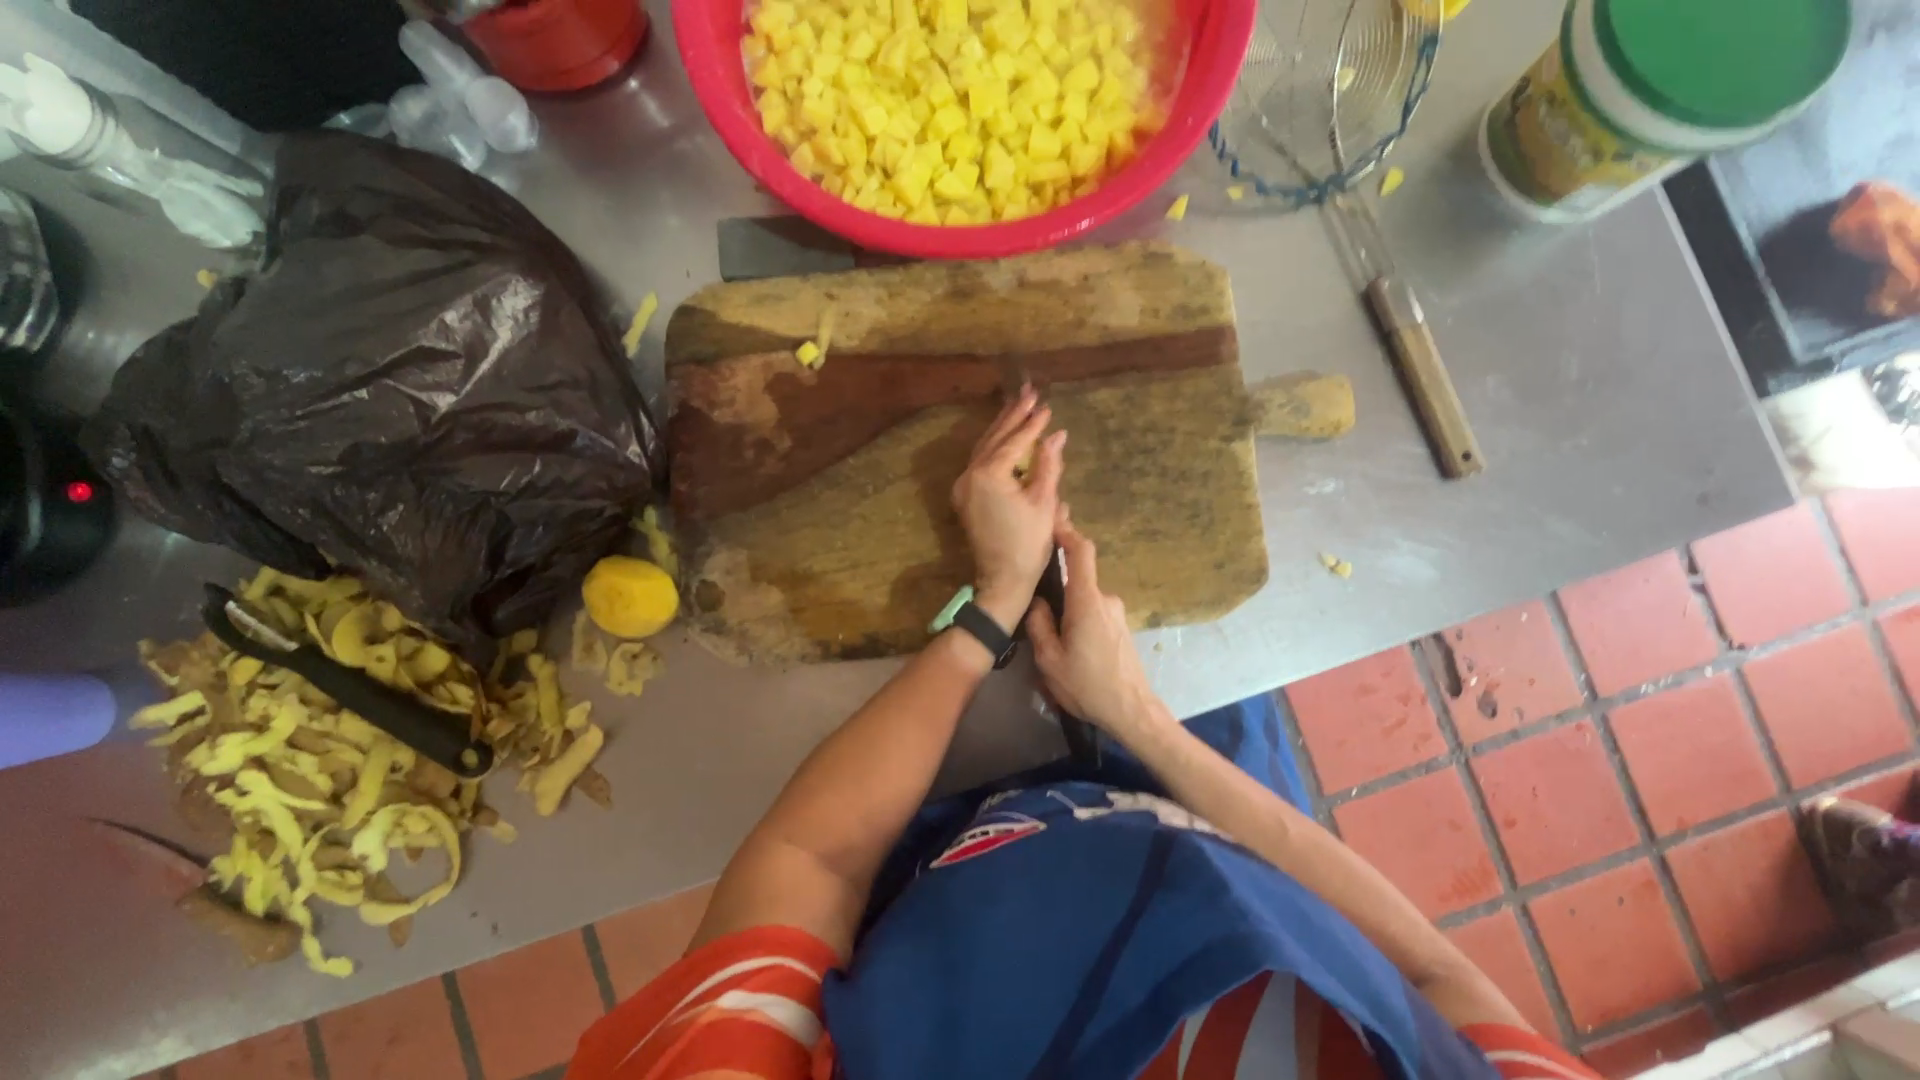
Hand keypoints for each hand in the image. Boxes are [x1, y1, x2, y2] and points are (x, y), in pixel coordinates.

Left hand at [950, 384, 1067, 631]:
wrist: (1003, 580)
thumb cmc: (1028, 544)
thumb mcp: (1044, 502)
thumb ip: (1048, 464)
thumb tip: (1056, 435)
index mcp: (988, 475)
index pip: (1013, 442)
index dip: (1032, 424)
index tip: (1046, 406)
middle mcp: (969, 476)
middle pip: (993, 438)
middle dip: (1012, 415)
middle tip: (1029, 392)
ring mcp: (963, 487)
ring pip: (984, 449)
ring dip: (1002, 428)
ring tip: (1019, 406)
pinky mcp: (965, 497)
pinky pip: (980, 463)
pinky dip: (995, 448)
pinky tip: (1007, 438)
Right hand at [1024, 513, 1165, 737]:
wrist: (1132, 711)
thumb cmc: (1088, 686)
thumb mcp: (1049, 660)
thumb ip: (1039, 625)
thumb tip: (1036, 602)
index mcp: (1086, 601)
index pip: (1081, 553)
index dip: (1067, 533)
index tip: (1052, 525)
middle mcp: (1105, 600)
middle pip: (1077, 582)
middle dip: (1057, 595)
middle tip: (1038, 620)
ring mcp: (1117, 614)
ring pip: (1084, 603)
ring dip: (1068, 617)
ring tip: (1055, 649)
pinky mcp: (1121, 629)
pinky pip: (1094, 616)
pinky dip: (1080, 627)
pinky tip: (1074, 656)